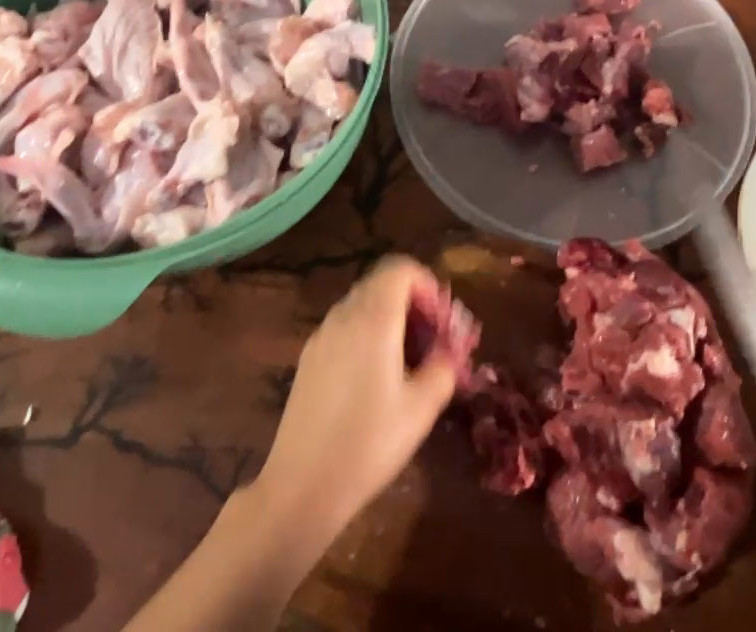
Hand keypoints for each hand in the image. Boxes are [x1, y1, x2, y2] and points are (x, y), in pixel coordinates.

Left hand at [252, 255, 459, 538]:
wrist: (303, 485)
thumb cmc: (369, 444)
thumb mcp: (422, 408)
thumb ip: (445, 366)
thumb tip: (453, 347)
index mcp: (372, 321)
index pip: (400, 269)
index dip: (428, 286)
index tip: (444, 322)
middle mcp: (342, 318)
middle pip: (381, 285)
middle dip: (414, 304)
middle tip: (436, 343)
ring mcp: (320, 338)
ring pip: (363, 307)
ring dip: (393, 321)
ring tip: (412, 363)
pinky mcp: (308, 360)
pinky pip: (345, 329)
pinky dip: (369, 336)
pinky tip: (379, 379)